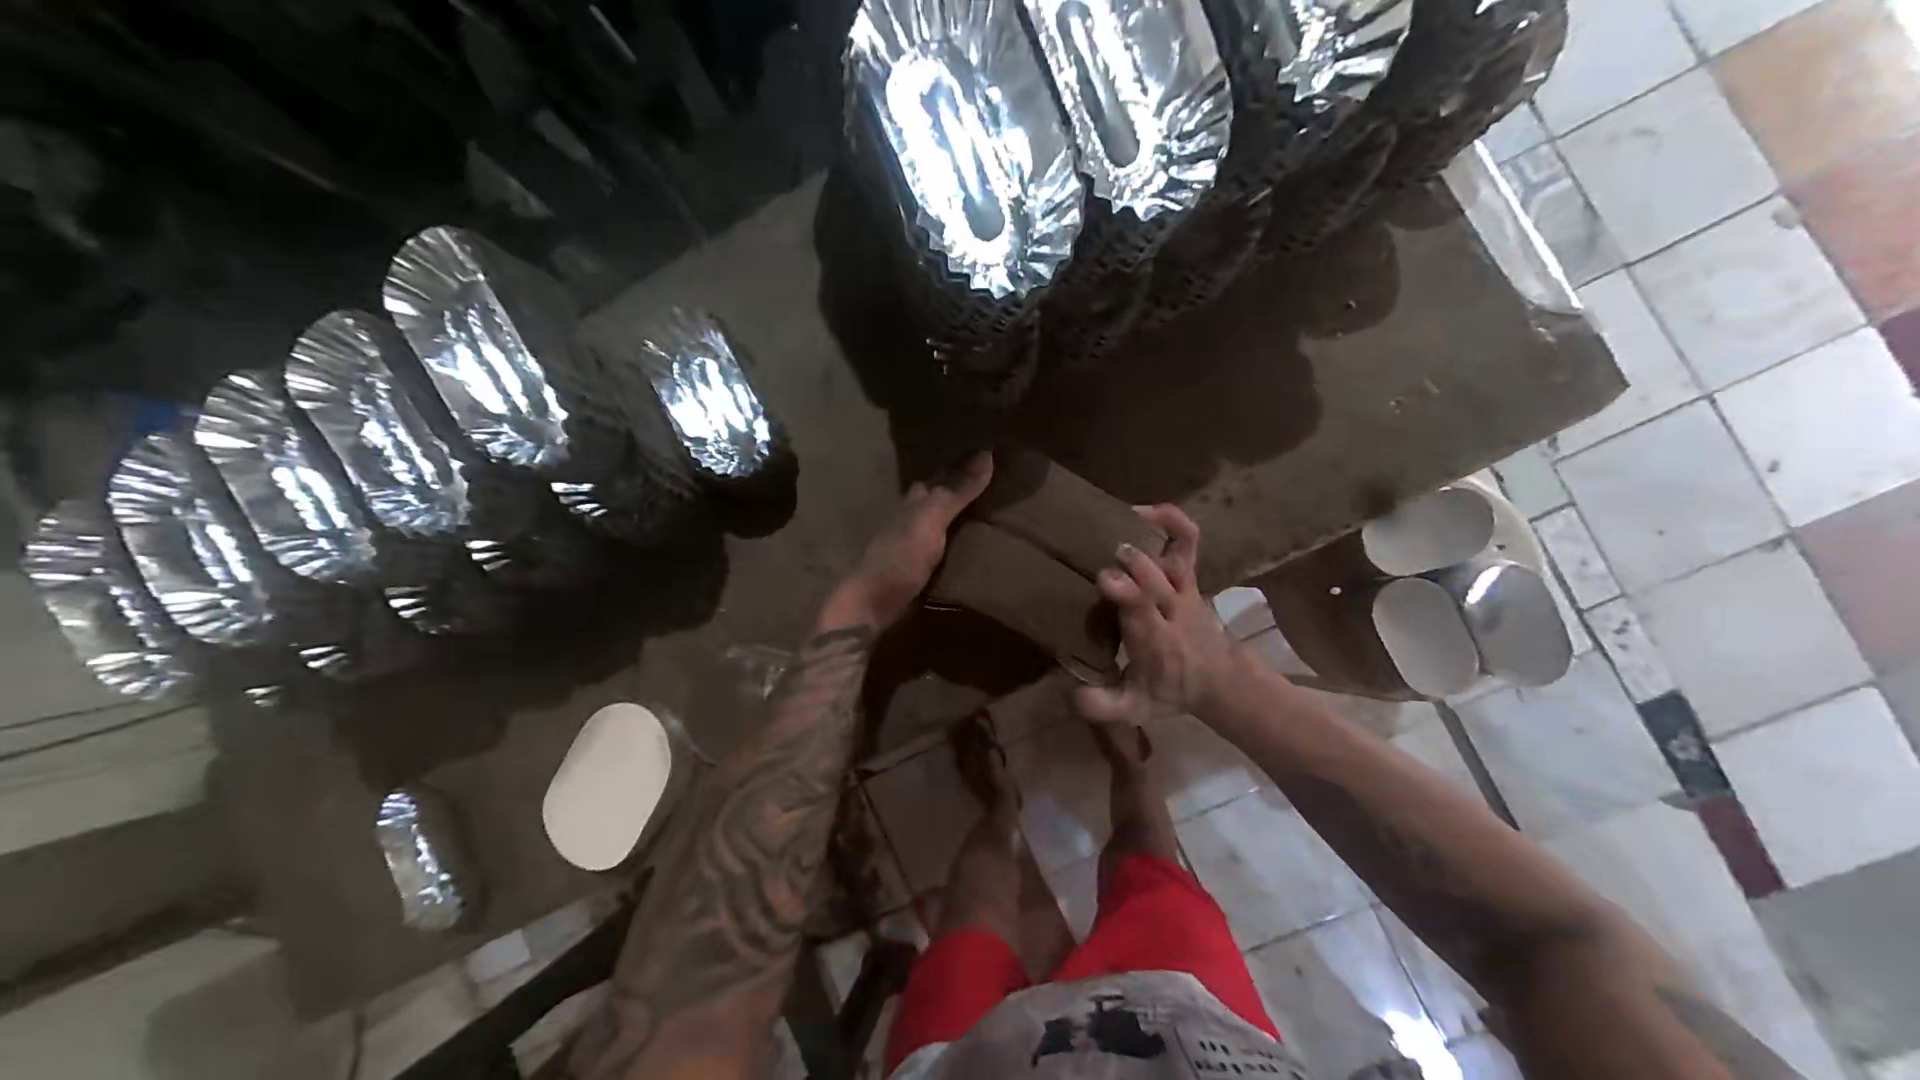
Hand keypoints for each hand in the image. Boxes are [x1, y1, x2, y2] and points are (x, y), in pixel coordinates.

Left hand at [820, 451, 994, 629]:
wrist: (875, 602)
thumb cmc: (902, 556)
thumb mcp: (931, 519)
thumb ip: (957, 491)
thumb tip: (986, 453)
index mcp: (913, 501)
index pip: (940, 477)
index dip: (961, 468)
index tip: (990, 461)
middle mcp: (911, 518)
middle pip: (939, 500)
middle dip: (961, 494)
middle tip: (997, 490)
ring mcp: (912, 545)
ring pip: (941, 524)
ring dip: (961, 521)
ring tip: (993, 518)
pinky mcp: (917, 569)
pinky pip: (943, 549)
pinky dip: (958, 544)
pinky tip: (973, 548)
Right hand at [1072, 506, 1245, 725]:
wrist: (1220, 681)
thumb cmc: (1169, 691)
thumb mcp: (1134, 710)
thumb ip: (1102, 705)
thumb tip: (1069, 693)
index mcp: (1156, 643)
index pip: (1145, 612)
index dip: (1128, 592)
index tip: (1105, 579)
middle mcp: (1172, 611)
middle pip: (1157, 578)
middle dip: (1133, 562)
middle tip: (1104, 549)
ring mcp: (1185, 590)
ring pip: (1176, 555)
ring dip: (1150, 536)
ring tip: (1122, 518)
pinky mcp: (1191, 576)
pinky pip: (1188, 540)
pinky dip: (1172, 520)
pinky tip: (1144, 511)